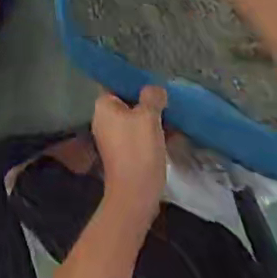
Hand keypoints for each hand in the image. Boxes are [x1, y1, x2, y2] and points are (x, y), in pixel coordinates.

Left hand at [91, 86, 167, 220]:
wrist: (135, 197)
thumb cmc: (138, 150)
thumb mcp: (148, 117)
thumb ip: (152, 97)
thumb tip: (155, 90)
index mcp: (104, 106)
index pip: (118, 83)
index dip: (136, 81)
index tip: (154, 81)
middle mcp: (104, 120)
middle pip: (128, 101)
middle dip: (148, 101)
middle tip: (167, 98)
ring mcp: (113, 139)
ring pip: (135, 119)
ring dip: (152, 118)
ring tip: (173, 116)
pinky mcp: (123, 154)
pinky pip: (138, 135)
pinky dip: (152, 134)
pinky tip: (171, 134)